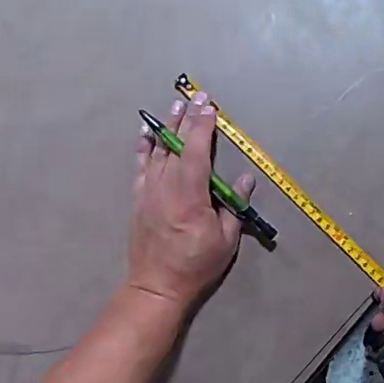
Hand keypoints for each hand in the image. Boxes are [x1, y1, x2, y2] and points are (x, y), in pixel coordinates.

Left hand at [126, 93, 255, 306]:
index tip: (210, 107)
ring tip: (174, 105)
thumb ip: (234, 206)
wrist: (157, 286)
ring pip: (158, 151)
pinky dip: (144, 148)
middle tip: (196, 96)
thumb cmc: (196, 265)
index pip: (197, 152)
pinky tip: (147, 134)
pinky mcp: (139, 199)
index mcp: (190, 195)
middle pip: (177, 145)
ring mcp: (149, 191)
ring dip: (168, 126)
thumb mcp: (226, 240)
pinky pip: (141, 166)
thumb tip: (244, 179)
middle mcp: (166, 187)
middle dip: (188, 118)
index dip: (204, 127)